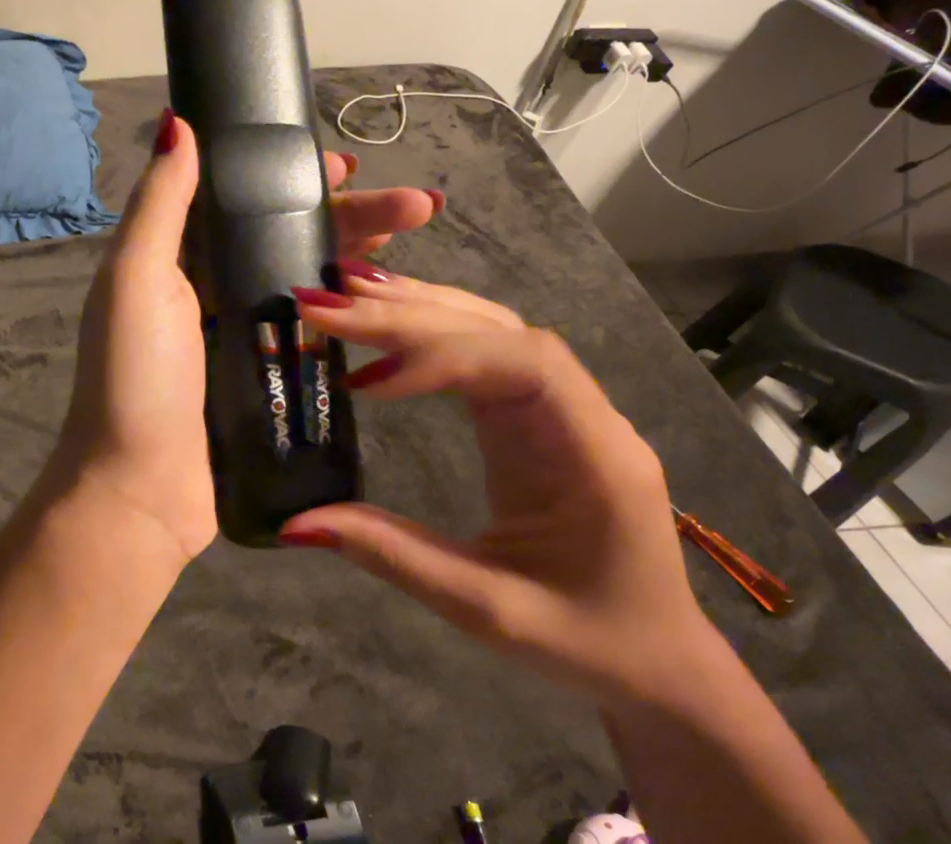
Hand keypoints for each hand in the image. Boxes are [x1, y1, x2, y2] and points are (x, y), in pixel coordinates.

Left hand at [54, 110, 438, 562]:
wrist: (140, 492)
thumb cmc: (136, 378)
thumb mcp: (138, 280)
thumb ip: (159, 204)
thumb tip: (177, 122)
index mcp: (173, 262)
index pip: (242, 202)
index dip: (292, 179)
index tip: (343, 165)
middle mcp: (207, 294)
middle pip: (287, 239)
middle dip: (350, 216)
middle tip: (418, 207)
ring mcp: (240, 342)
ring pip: (310, 285)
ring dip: (362, 260)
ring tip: (419, 244)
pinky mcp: (267, 386)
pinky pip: (316, 339)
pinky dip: (353, 317)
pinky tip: (398, 306)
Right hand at [282, 272, 713, 705]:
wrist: (654, 661)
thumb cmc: (585, 641)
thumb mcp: (484, 610)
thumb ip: (393, 555)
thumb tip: (295, 523)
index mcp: (593, 457)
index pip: (524, 367)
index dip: (441, 357)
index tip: (364, 381)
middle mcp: (584, 416)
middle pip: (499, 333)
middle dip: (409, 314)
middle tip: (322, 304)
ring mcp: (562, 411)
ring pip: (493, 330)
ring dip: (418, 307)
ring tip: (342, 290)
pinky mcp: (535, 418)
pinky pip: (484, 354)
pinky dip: (430, 329)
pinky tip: (384, 317)